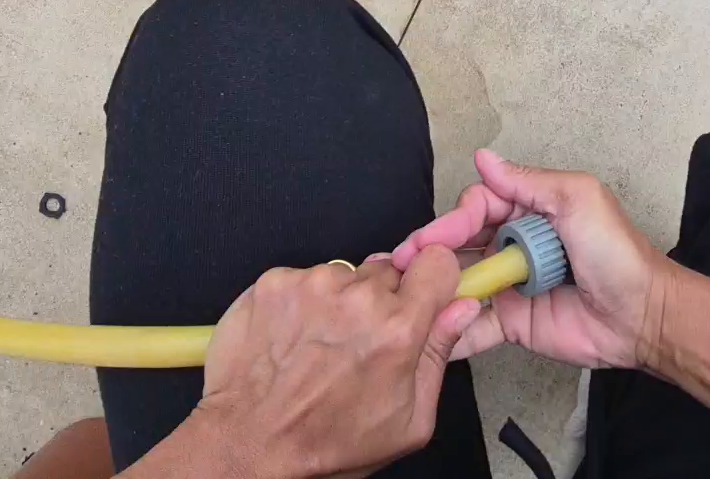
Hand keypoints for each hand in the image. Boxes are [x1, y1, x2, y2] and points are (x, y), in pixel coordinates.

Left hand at [190, 247, 482, 478]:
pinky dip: (301, 302)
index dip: (432, 277)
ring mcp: (313, 283)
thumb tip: (461, 308)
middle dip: (380, 299)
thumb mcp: (407, 421)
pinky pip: (304, 277)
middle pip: (388, 270)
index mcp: (398, 328)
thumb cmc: (326, 444)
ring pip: (345, 273)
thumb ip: (439, 354)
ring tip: (319, 345)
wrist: (247, 448)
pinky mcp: (276, 281)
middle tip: (359, 340)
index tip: (423, 291)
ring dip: (338, 301)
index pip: (436, 261)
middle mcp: (358, 296)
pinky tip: (293, 338)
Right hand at [391, 149, 670, 369]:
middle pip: (460, 243)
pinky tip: (424, 333)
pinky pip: (476, 324)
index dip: (452, 220)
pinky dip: (451, 329)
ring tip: (404, 298)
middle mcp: (513, 243)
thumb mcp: (576, 199)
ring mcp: (510, 284)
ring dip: (433, 287)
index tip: (433, 236)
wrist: (645, 315)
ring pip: (461, 281)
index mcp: (527, 209)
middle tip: (402, 264)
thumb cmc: (617, 250)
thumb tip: (484, 157)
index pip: (477, 206)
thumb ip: (527, 181)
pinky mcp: (512, 322)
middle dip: (430, 251)